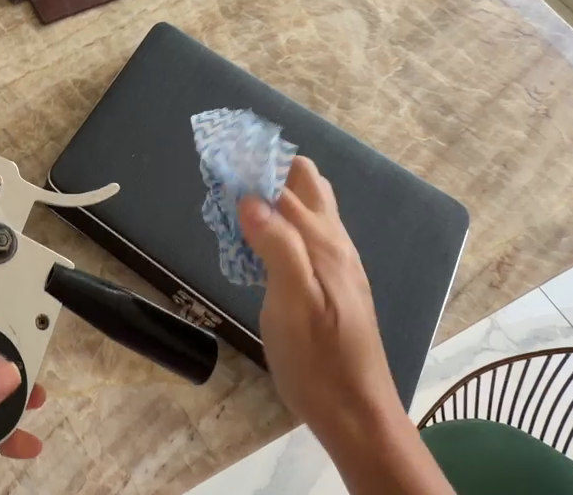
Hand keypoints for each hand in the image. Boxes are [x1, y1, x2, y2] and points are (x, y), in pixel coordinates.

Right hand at [239, 157, 453, 494]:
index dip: (251, 165)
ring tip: (233, 206)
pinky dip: (277, 222)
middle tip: (225, 184)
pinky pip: (303, 233)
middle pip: (304, 182)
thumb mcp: (290, 303)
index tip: (216, 157)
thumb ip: (275, 246)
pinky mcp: (330, 282)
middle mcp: (334, 243)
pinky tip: (255, 243)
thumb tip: (250, 198)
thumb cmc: (318, 361)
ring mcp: (336, 262)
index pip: (284, 182)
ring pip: (306, 207)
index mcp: (324, 242)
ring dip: (271, 195)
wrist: (356, 415)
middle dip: (265, 170)